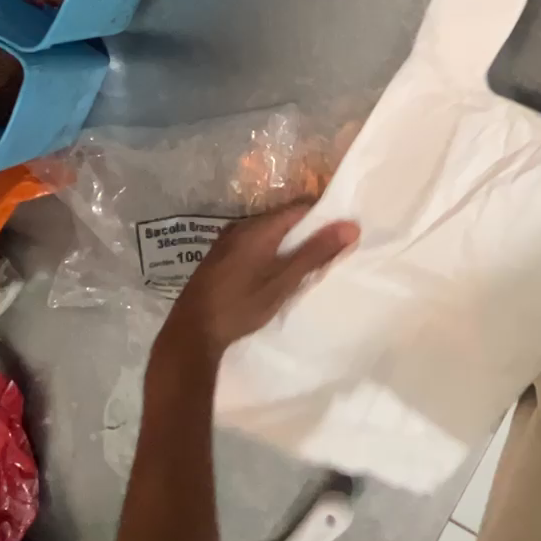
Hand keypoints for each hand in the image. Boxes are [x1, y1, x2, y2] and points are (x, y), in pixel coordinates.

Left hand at [149, 203, 358, 388]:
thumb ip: (316, 252)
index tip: (342, 233)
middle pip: (285, 218)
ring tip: (306, 264)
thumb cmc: (240, 305)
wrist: (190, 334)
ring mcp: (227, 242)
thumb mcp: (283, 281)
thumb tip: (351, 226)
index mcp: (259, 227)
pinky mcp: (219, 258)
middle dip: (308, 231)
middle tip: (328, 252)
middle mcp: (242, 226)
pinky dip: (271, 251)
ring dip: (289, 243)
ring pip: (269, 232)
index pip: (302, 207)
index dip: (325, 216)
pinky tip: (276, 272)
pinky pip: (255, 244)